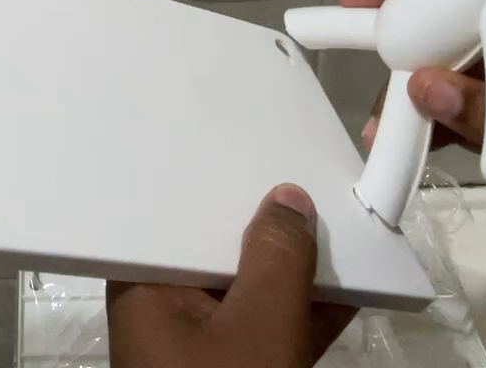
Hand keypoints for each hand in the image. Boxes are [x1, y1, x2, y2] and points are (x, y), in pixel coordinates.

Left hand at [106, 185, 355, 367]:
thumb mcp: (257, 332)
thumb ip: (275, 261)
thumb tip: (289, 199)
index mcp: (142, 284)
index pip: (170, 209)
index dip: (210, 175)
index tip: (244, 140)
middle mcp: (162, 303)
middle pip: (211, 241)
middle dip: (261, 216)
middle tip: (302, 166)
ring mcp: (196, 341)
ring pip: (244, 283)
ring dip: (291, 262)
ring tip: (335, 215)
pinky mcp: (231, 367)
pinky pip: (264, 321)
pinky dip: (300, 307)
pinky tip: (343, 284)